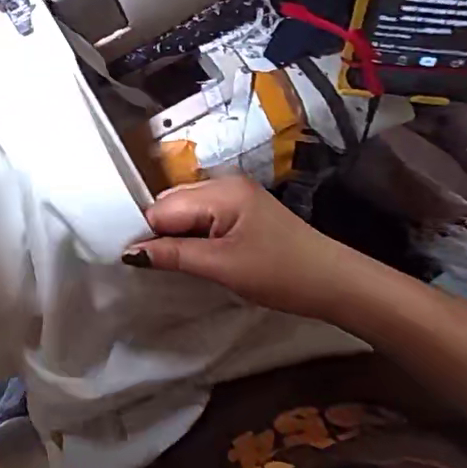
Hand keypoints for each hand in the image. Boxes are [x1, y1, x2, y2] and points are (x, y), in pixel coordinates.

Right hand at [124, 177, 373, 318]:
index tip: (134, 261)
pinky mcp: (240, 210)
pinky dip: (190, 234)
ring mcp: (233, 196)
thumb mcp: (222, 266)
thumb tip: (130, 253)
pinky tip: (193, 254)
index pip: (163, 207)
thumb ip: (174, 255)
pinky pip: (200, 216)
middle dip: (157, 231)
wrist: (336, 283)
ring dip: (173, 235)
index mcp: (220, 191)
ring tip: (172, 262)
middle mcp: (223, 184)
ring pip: (184, 210)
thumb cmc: (281, 273)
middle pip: (170, 203)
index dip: (146, 233)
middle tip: (153, 265)